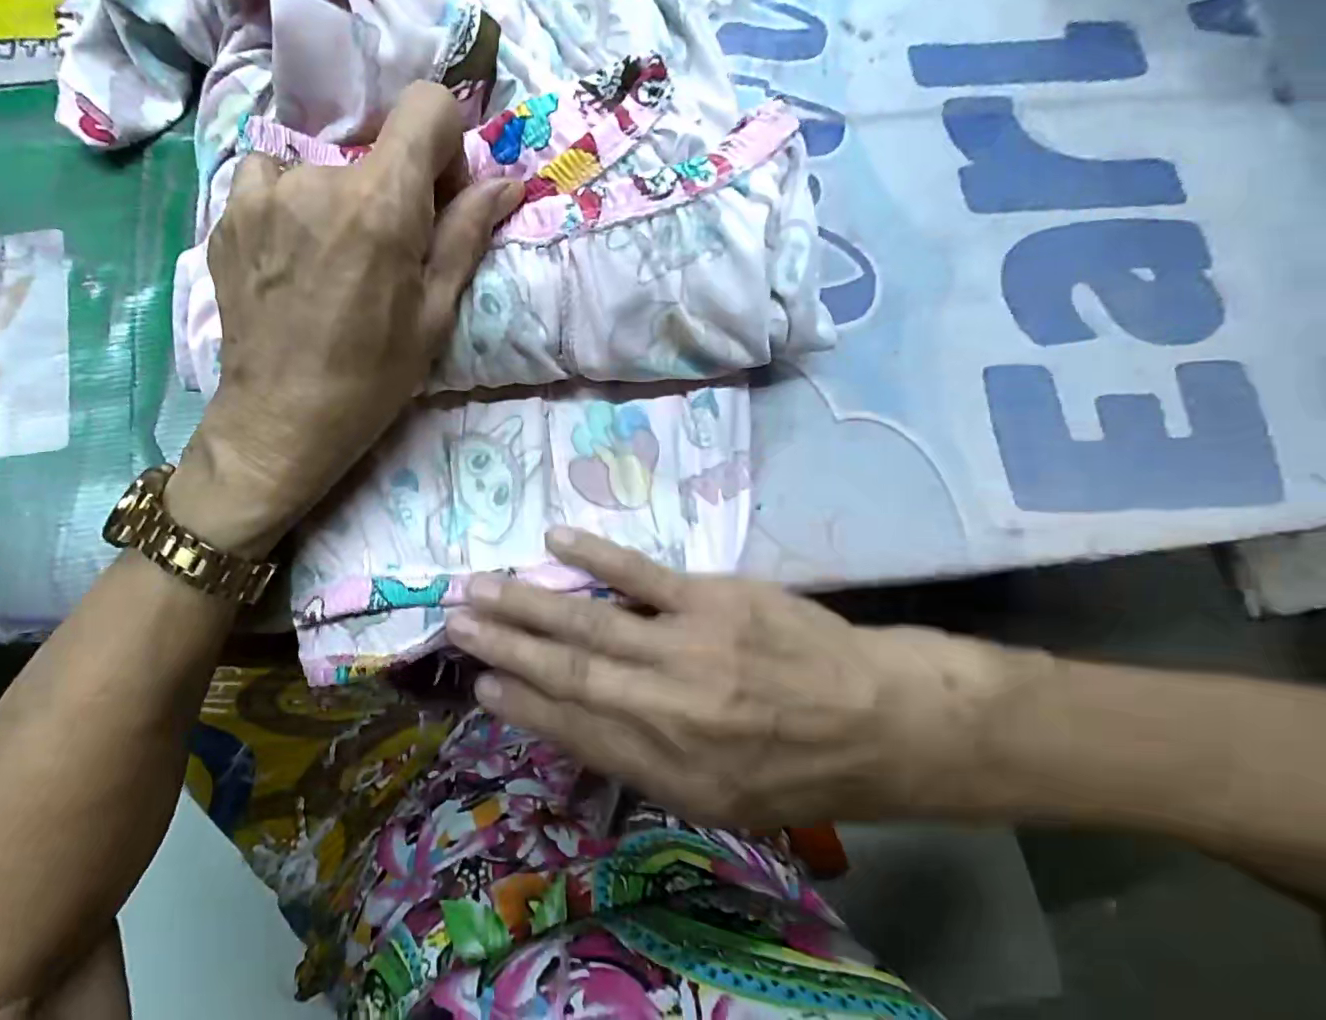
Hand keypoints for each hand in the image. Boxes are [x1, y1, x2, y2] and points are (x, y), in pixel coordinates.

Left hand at [166, 83, 523, 557]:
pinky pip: (266, 179)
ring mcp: (261, 194)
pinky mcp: (226, 218)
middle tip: (382, 252)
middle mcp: (316, 178)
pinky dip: (286, 202)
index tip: (435, 200)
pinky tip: (288, 256)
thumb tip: (507, 182)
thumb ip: (466, 235)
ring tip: (328, 261)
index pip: (427, 104)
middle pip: (373, 142)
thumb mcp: (433, 316)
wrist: (279, 422)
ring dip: (335, 196)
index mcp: (380, 201)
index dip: (443, 146)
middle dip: (391, 183)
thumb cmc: (368, 380)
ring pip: (320, 164)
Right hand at [445, 528, 1055, 826]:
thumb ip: (631, 760)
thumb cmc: (791, 769)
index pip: (569, 727)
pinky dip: (594, 558)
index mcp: (663, 766)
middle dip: (502, 647)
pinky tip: (553, 542)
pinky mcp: (713, 601)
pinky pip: (642, 575)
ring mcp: (686, 649)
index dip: (517, 704)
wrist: (886, 722)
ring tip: (478, 588)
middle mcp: (664, 710)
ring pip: (588, 623)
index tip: (476, 683)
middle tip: (454, 623)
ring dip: (527, 604)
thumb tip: (557, 719)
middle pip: (565, 671)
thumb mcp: (711, 797)